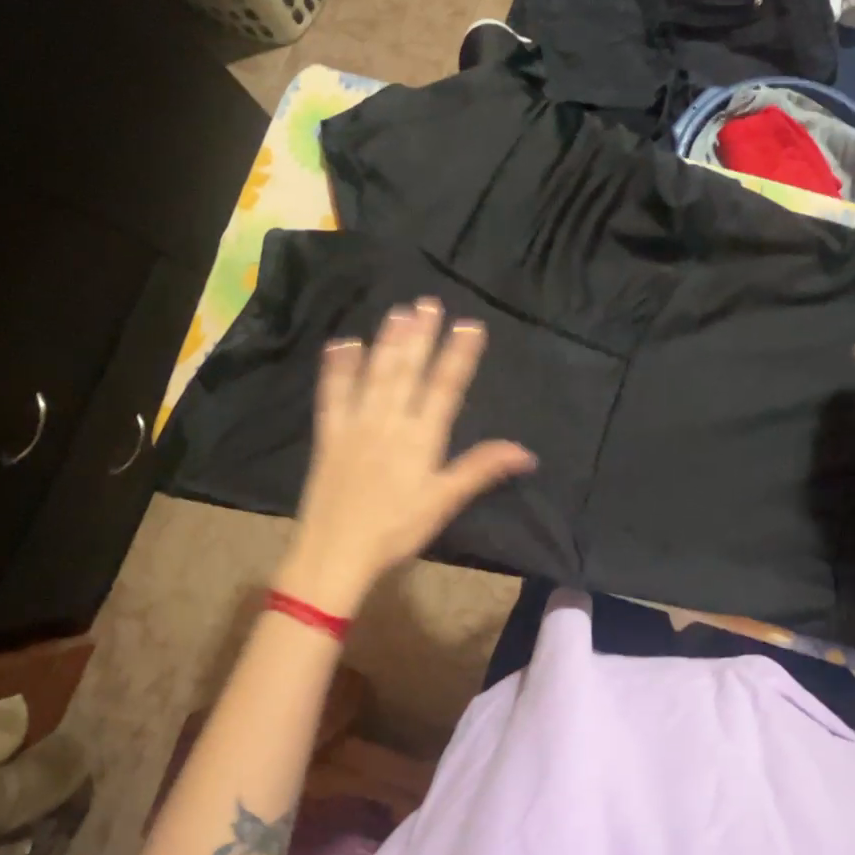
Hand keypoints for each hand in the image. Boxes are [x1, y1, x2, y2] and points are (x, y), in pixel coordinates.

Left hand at [275, 298, 535, 615]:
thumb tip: (526, 452)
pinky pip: (333, 394)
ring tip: (398, 312)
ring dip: (387, 341)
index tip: (469, 325)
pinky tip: (343, 343)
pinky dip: (337, 368)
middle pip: (408, 370)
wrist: (335, 552)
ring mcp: (356, 424)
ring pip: (374, 374)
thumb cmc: (396, 530)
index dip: (459, 354)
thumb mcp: (444, 502)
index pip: (445, 387)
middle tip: (428, 302)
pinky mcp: (328, 434)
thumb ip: (481, 470)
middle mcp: (389, 421)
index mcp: (421, 437)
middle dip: (421, 335)